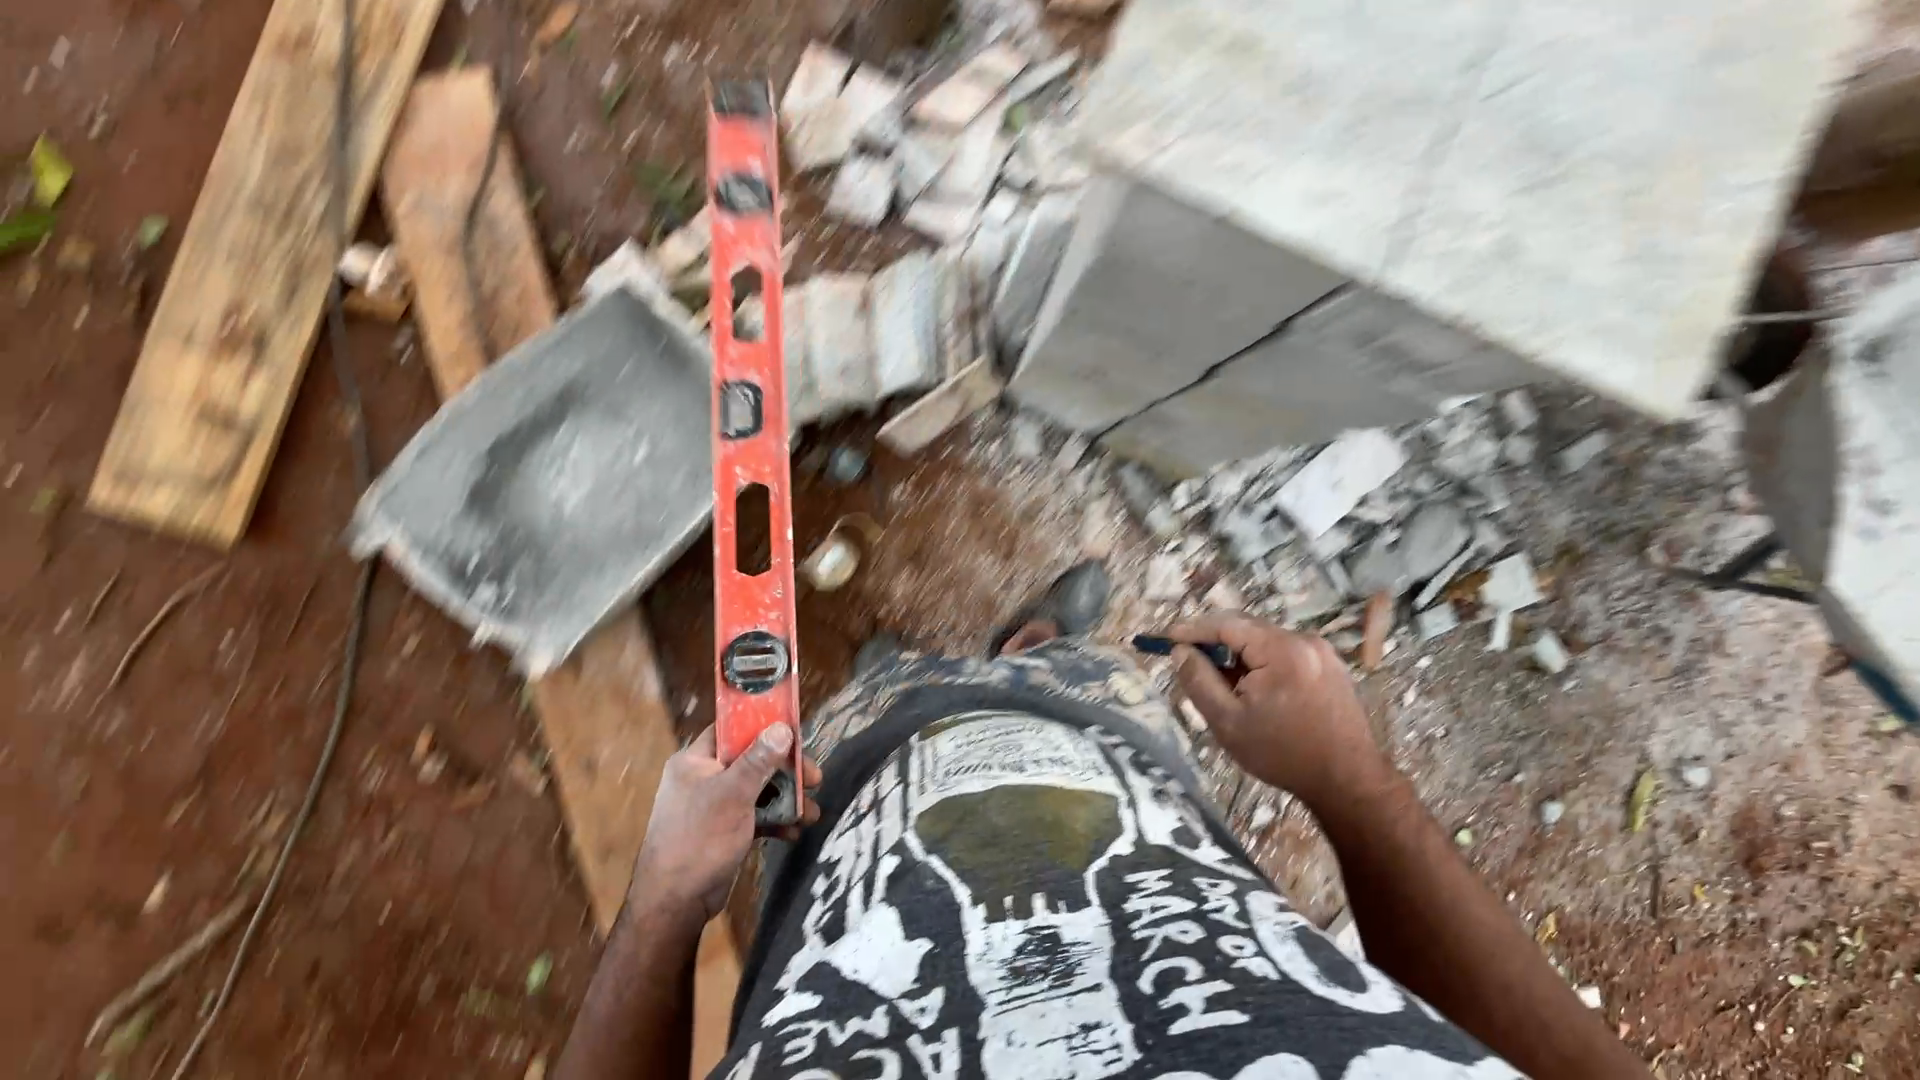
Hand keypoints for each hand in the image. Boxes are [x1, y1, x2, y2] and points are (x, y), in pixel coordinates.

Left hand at [628, 724, 820, 924]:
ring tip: (812, 813)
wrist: (675, 903)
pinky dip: (775, 821)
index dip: (762, 725)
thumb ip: (758, 761)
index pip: (731, 729)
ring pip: (758, 790)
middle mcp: (704, 778)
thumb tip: (781, 728)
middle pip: (752, 760)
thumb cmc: (699, 839)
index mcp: (695, 761)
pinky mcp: (725, 830)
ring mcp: (715, 805)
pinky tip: (794, 832)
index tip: (794, 730)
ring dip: (787, 799)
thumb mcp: (732, 795)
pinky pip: (755, 815)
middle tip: (814, 779)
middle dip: (786, 770)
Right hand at [1168, 612, 1392, 811]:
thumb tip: (1180, 651)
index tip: (1167, 638)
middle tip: (1190, 663)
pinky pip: (1286, 653)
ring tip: (1224, 685)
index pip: (1227, 624)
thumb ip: (1199, 681)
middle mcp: (1305, 641)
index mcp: (1281, 650)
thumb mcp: (1227, 722)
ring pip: (1266, 641)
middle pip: (1248, 629)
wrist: (1348, 782)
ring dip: (1240, 655)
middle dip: (1216, 643)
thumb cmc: (1282, 754)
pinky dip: (1263, 663)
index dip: (1193, 629)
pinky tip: (1255, 691)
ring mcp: (1323, 652)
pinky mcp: (1331, 667)